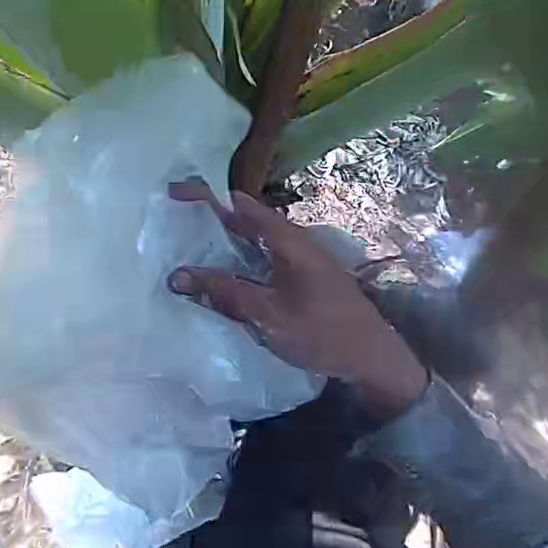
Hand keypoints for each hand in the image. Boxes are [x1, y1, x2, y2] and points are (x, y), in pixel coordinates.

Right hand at [166, 181, 428, 417]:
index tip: (175, 193)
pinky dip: (243, 257)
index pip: (240, 205)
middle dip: (212, 217)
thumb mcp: (269, 315)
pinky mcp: (307, 275)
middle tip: (176, 223)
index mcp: (288, 240)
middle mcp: (296, 240)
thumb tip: (178, 275)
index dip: (208, 195)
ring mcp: (304, 257)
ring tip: (193, 247)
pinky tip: (229, 274)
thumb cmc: (323, 332)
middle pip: (248, 219)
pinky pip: (267, 255)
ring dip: (228, 239)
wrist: (372, 355)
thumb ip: (225, 292)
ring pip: (258, 238)